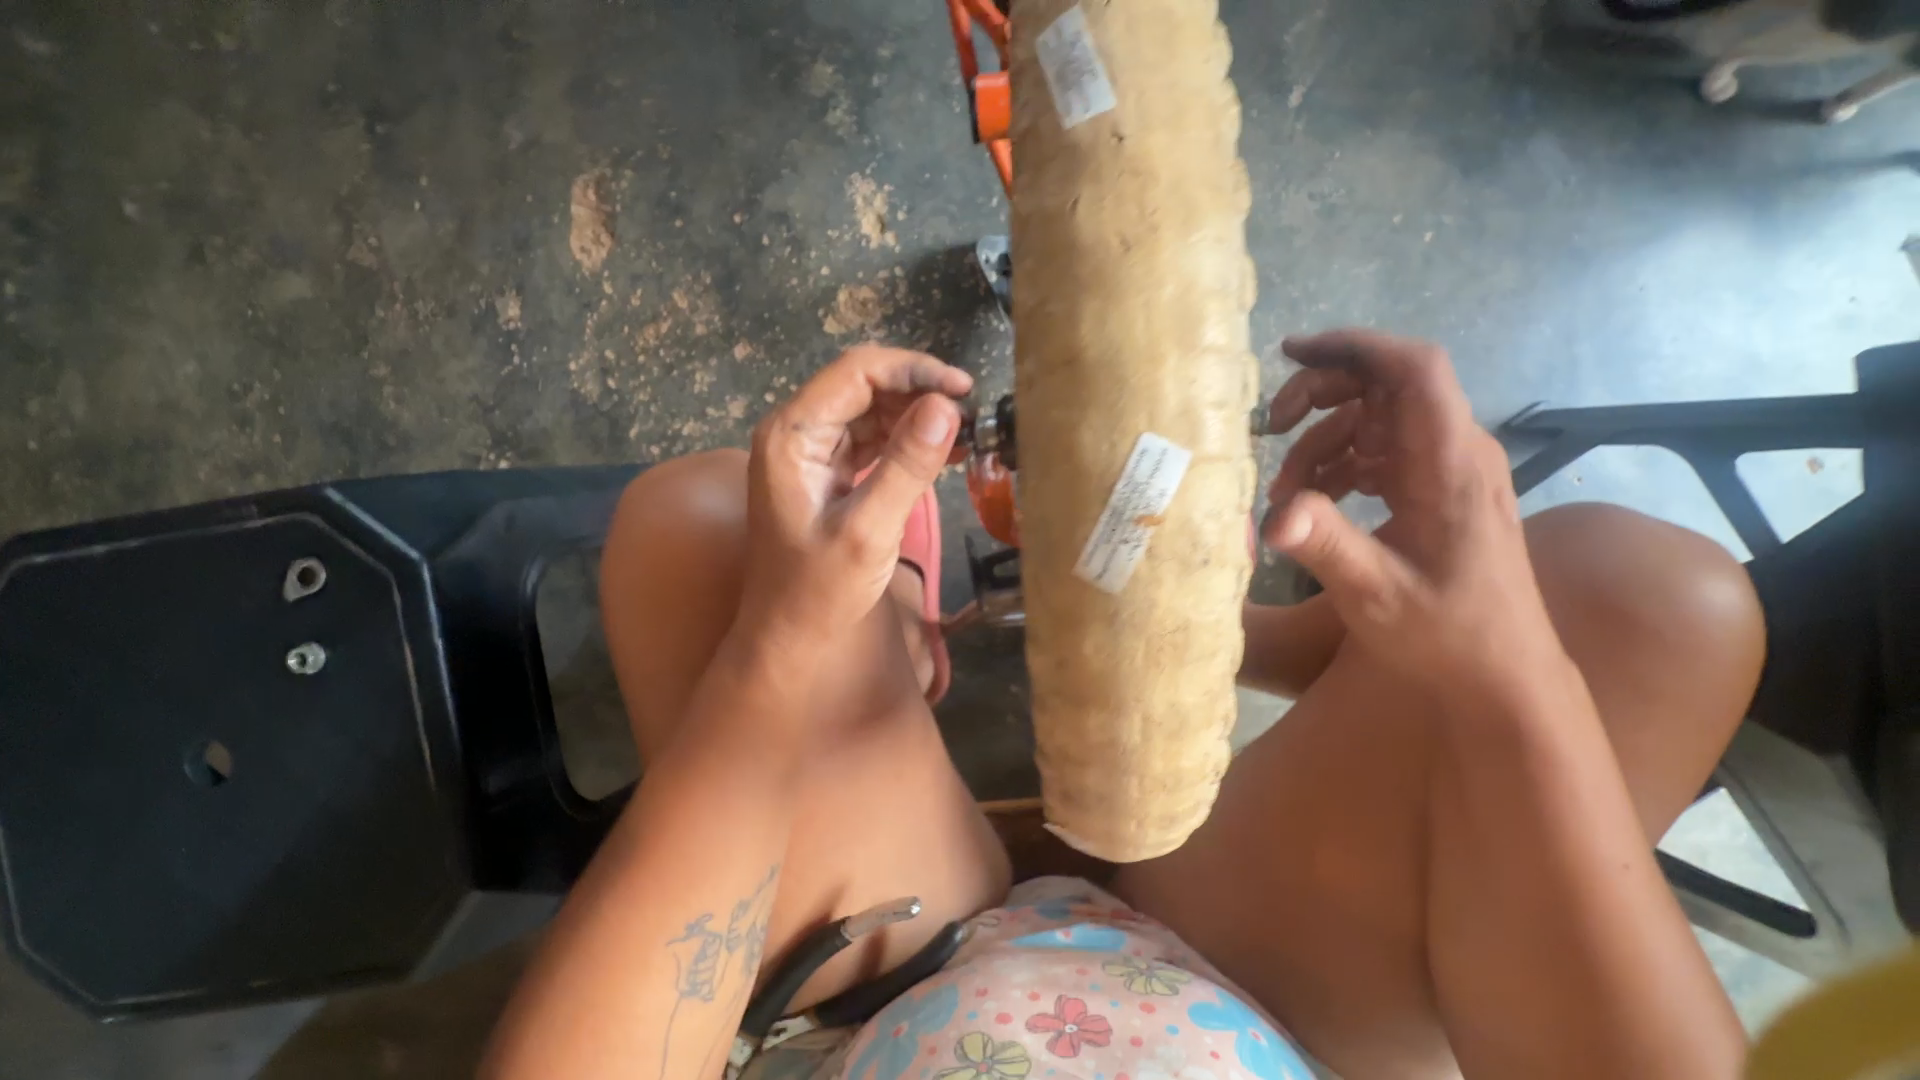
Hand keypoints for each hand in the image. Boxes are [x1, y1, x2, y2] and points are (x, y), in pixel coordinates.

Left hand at [736, 345, 971, 656]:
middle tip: (971, 415)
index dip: (913, 369)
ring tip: (965, 433)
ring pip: (870, 409)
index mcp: (792, 434)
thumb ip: (906, 465)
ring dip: (916, 416)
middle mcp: (796, 431)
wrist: (790, 636)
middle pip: (863, 385)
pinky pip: (870, 439)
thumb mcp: (869, 529)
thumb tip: (948, 407)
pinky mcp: (826, 472)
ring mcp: (810, 451)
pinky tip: (944, 451)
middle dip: (918, 392)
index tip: (964, 389)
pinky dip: (906, 441)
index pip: (856, 372)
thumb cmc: (820, 590)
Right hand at [1259, 329, 1574, 704]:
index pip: (1414, 370)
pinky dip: (1341, 465)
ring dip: (1323, 440)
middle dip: (1323, 394)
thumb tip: (1271, 514)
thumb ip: (1327, 546)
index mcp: (1451, 465)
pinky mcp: (1439, 490)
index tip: (1291, 352)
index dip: (1354, 347)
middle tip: (1271, 426)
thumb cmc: (1448, 635)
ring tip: (1283, 488)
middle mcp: (1457, 453)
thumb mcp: (1377, 596)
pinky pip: (1383, 451)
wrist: (1501, 674)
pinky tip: (1313, 501)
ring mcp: (1450, 470)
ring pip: (1378, 418)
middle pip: (1388, 384)